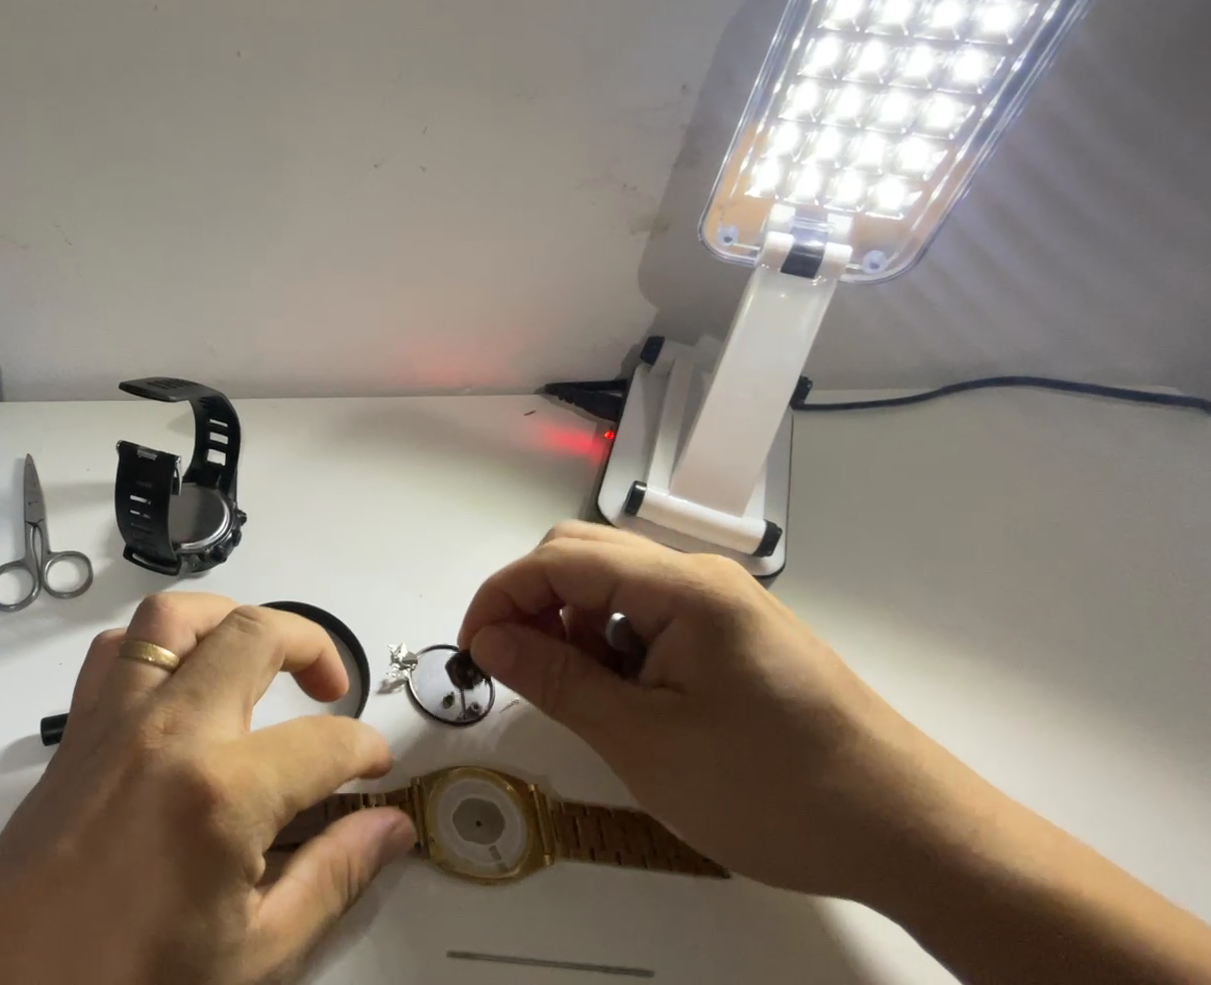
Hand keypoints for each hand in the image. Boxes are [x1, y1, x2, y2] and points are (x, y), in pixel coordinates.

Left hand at [0, 594, 415, 984]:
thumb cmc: (128, 981)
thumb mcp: (254, 951)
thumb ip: (332, 876)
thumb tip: (386, 829)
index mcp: (221, 794)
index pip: (325, 742)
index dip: (365, 748)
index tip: (372, 765)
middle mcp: (169, 732)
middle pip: (256, 635)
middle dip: (313, 645)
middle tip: (332, 687)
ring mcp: (116, 720)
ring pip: (177, 617)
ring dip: (231, 618)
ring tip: (258, 652)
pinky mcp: (79, 728)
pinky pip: (117, 649)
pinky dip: (158, 643)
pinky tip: (181, 676)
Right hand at [457, 522, 996, 903]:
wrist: (918, 839)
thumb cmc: (776, 792)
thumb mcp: (643, 742)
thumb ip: (555, 680)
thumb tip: (488, 640)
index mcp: (683, 588)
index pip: (558, 559)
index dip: (500, 596)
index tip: (473, 651)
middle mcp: (703, 576)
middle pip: (583, 552)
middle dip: (532, 601)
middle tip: (515, 666)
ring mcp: (724, 603)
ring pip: (613, 581)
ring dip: (571, 621)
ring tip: (575, 690)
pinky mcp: (736, 633)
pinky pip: (648, 611)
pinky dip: (610, 638)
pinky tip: (621, 693)